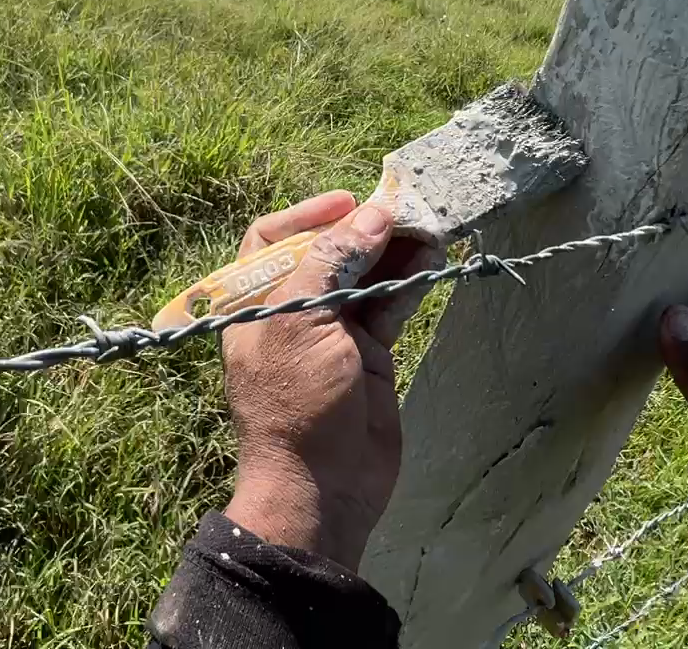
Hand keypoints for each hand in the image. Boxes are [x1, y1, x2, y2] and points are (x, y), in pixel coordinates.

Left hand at [220, 191, 439, 569]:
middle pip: (329, 251)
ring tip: (427, 228)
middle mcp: (293, 307)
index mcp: (256, 298)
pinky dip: (408, 281)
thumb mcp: (300, 320)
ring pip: (365, 274)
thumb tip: (371, 214)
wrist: (323, 486)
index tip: (349, 201)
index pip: (273, 236)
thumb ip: (334, 260)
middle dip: (365, 229)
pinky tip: (430, 259)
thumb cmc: (294, 398)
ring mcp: (333, 328)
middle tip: (404, 210)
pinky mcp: (369, 349)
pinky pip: (388, 303)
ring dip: (394, 251)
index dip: (308, 214)